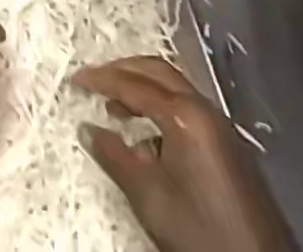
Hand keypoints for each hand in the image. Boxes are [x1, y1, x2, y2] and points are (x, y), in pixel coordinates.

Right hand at [74, 57, 293, 251]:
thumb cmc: (200, 232)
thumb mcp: (148, 197)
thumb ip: (114, 156)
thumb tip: (88, 129)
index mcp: (183, 115)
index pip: (133, 85)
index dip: (100, 80)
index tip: (75, 81)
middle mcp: (204, 110)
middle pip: (157, 72)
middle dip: (122, 70)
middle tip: (93, 80)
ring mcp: (220, 126)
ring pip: (173, 87)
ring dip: (141, 87)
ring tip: (114, 106)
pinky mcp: (227, 145)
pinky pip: (186, 107)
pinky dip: (159, 106)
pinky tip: (146, 136)